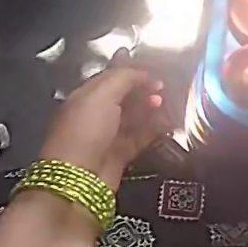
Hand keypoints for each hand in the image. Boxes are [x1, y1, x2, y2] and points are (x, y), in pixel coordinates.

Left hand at [37, 51, 167, 187]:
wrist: (79, 178)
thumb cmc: (86, 129)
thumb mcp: (102, 95)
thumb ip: (124, 78)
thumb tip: (144, 73)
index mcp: (85, 97)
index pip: (109, 77)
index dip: (130, 70)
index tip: (152, 67)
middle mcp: (96, 115)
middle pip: (123, 96)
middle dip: (142, 88)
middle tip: (162, 85)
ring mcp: (108, 136)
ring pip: (133, 116)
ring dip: (149, 107)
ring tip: (164, 102)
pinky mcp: (120, 155)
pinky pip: (140, 137)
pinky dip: (154, 129)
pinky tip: (168, 122)